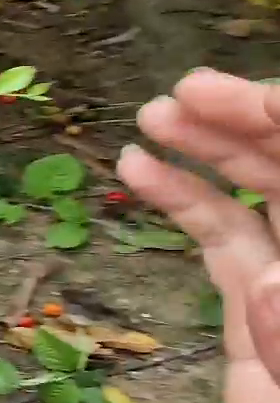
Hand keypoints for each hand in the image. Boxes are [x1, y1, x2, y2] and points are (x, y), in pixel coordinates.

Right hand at [118, 69, 279, 378]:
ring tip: (152, 115)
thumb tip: (264, 283)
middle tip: (182, 92)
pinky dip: (179, 199)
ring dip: (212, 149)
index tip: (233, 99)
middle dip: (256, 123)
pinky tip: (136, 168)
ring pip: (270, 194)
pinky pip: (222, 238)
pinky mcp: (264, 310)